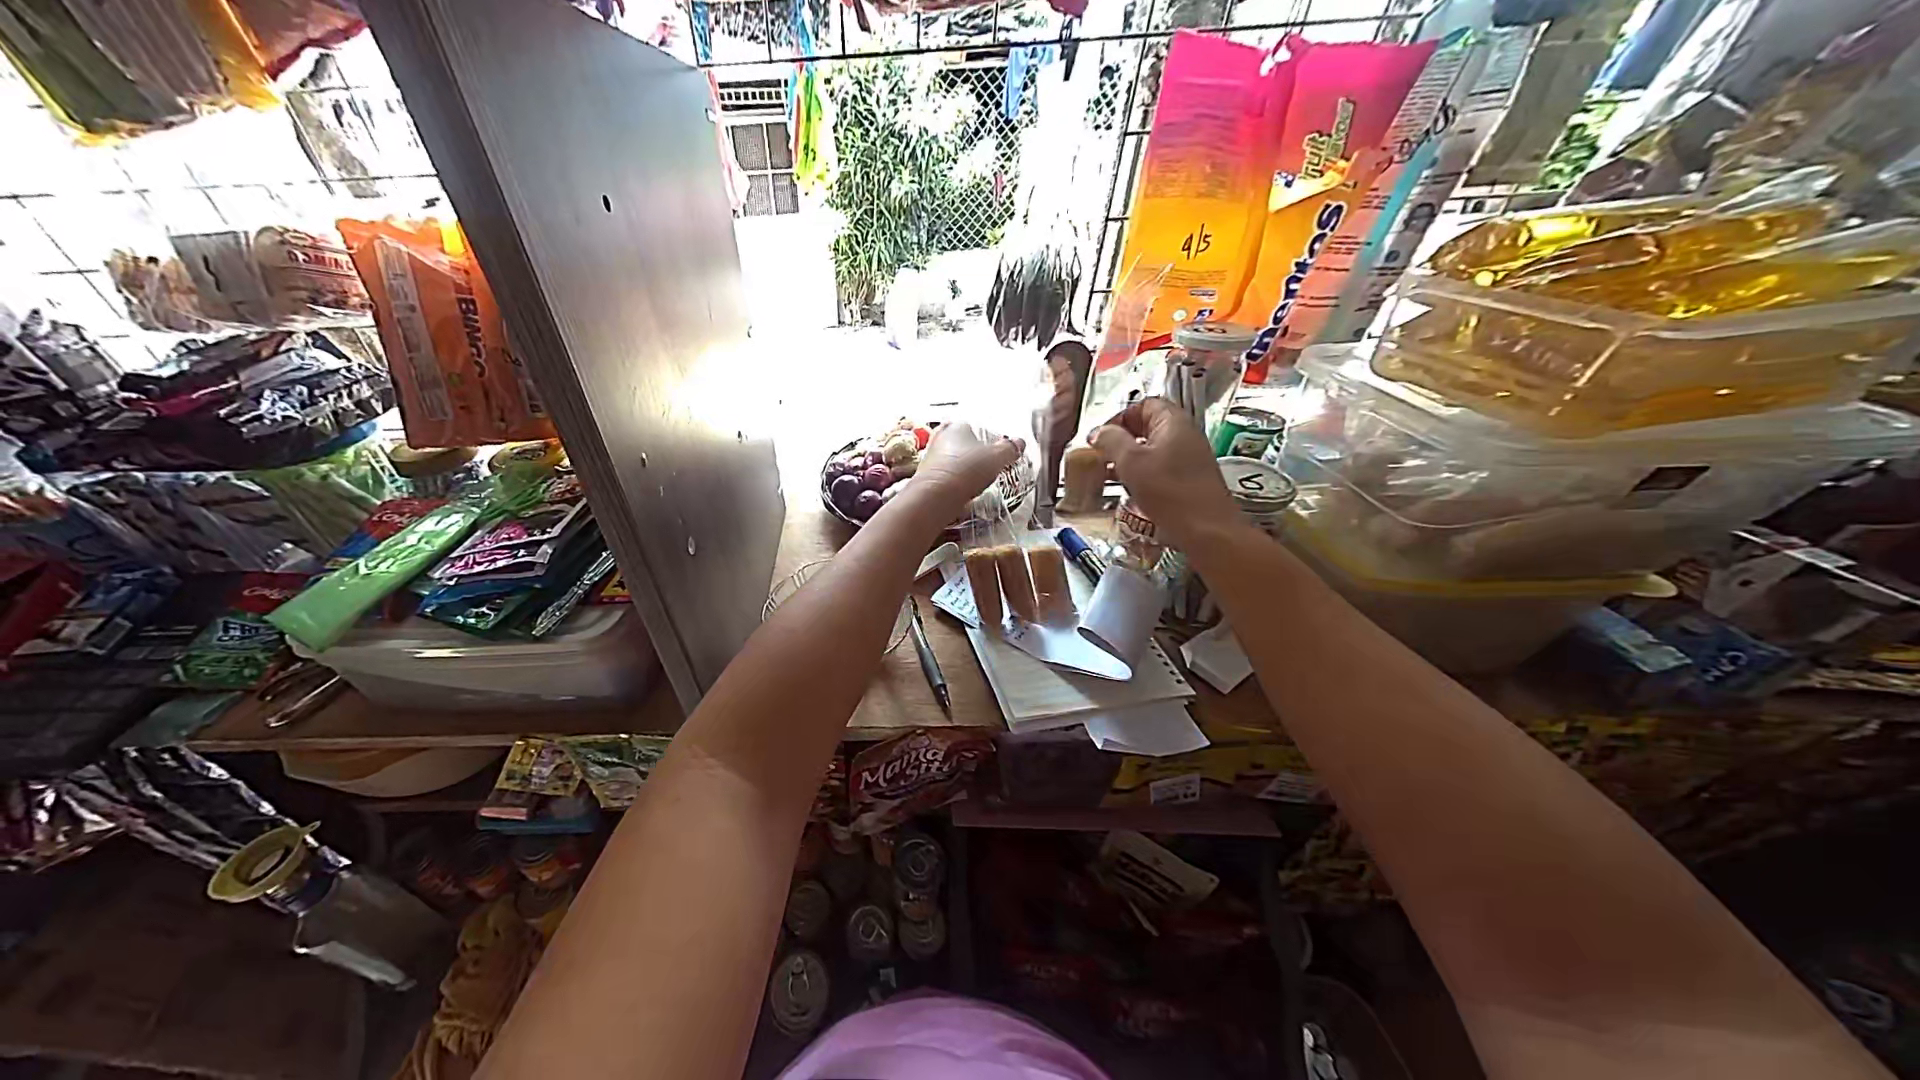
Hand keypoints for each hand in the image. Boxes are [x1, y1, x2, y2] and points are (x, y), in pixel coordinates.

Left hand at [910, 422, 1022, 515]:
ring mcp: (929, 458)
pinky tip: (963, 490)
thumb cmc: (965, 470)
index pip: (973, 426)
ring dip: (962, 468)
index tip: (995, 449)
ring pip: (950, 459)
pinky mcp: (925, 478)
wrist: (936, 497)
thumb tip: (1019, 443)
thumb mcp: (997, 458)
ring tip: (976, 479)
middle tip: (986, 464)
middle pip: (960, 443)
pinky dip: (954, 482)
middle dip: (972, 453)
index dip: (986, 437)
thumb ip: (1009, 449)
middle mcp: (939, 438)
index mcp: (956, 427)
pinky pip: (944, 477)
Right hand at [1090, 397, 1239, 548]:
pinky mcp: (1190, 480)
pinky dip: (1142, 475)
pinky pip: (1160, 469)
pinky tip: (1130, 490)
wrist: (1207, 531)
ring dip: (1129, 460)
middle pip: (1147, 427)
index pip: (1143, 405)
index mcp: (1173, 422)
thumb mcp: (1132, 463)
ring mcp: (1190, 458)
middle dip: (1120, 440)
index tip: (1100, 437)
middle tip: (1101, 457)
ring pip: (1152, 450)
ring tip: (1109, 475)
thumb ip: (1111, 441)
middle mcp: (1185, 435)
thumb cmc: (1170, 493)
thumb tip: (1098, 432)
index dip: (1118, 417)